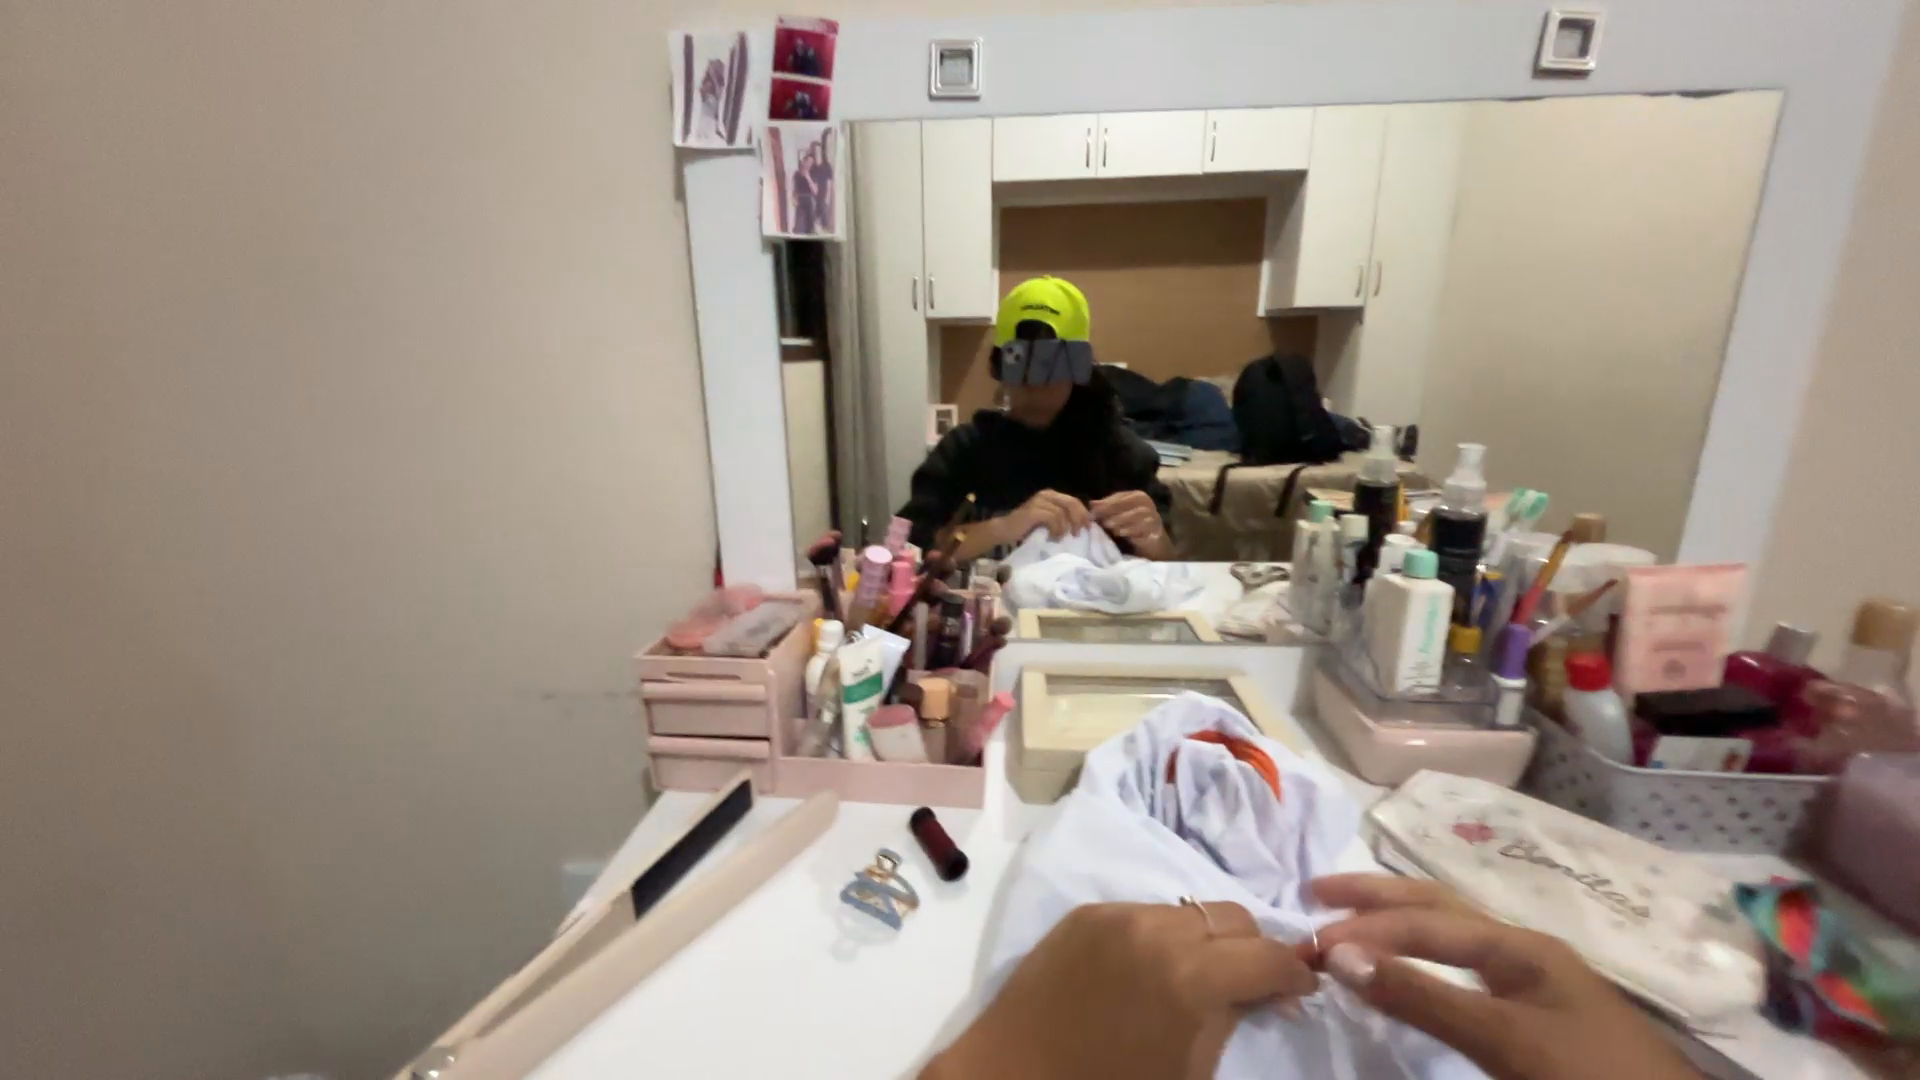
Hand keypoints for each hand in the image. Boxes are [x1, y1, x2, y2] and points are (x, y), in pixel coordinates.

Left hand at [924, 901, 1317, 1079]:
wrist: (1016, 1073)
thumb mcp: (1188, 1069)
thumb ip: (1229, 1017)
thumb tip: (1262, 989)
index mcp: (1186, 976)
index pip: (1264, 954)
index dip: (1293, 971)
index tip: (1300, 988)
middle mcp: (1153, 927)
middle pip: (1229, 915)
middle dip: (1251, 947)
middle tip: (1252, 983)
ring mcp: (1114, 913)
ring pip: (1187, 908)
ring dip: (1206, 937)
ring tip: (1200, 973)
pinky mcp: (1085, 912)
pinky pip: (1143, 911)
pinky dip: (1162, 933)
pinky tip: (1152, 966)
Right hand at [1003, 489, 1089, 542]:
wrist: (1004, 530)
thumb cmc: (1027, 528)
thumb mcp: (1049, 520)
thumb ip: (1062, 517)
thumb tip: (1083, 522)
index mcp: (1051, 495)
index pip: (1074, 501)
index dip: (1084, 514)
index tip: (1088, 528)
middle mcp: (1046, 495)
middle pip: (1071, 504)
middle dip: (1078, 519)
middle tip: (1078, 533)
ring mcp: (1039, 501)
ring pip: (1063, 512)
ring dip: (1065, 527)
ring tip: (1061, 537)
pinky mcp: (1034, 511)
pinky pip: (1053, 518)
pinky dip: (1056, 529)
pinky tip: (1053, 537)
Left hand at [1091, 491, 1171, 558]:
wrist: (1151, 540)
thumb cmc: (1131, 523)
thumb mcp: (1118, 513)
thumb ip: (1106, 507)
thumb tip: (1092, 503)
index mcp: (1138, 496)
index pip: (1122, 497)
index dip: (1108, 502)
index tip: (1095, 509)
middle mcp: (1148, 505)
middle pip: (1132, 504)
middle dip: (1115, 511)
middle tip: (1103, 521)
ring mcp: (1154, 517)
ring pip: (1140, 515)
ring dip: (1124, 521)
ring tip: (1111, 528)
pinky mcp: (1157, 531)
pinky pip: (1146, 529)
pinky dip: (1134, 531)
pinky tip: (1123, 534)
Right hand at [1310, 875, 1701, 1079]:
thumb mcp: (1509, 1045)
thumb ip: (1423, 997)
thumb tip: (1337, 955)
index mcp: (1519, 945)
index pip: (1423, 922)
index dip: (1364, 929)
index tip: (1312, 947)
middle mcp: (1522, 950)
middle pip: (1435, 905)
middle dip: (1373, 895)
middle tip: (1316, 892)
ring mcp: (1534, 982)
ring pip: (1449, 932)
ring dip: (1394, 921)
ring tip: (1348, 920)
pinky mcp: (1538, 1017)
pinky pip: (1462, 967)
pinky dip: (1421, 956)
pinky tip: (1408, 965)